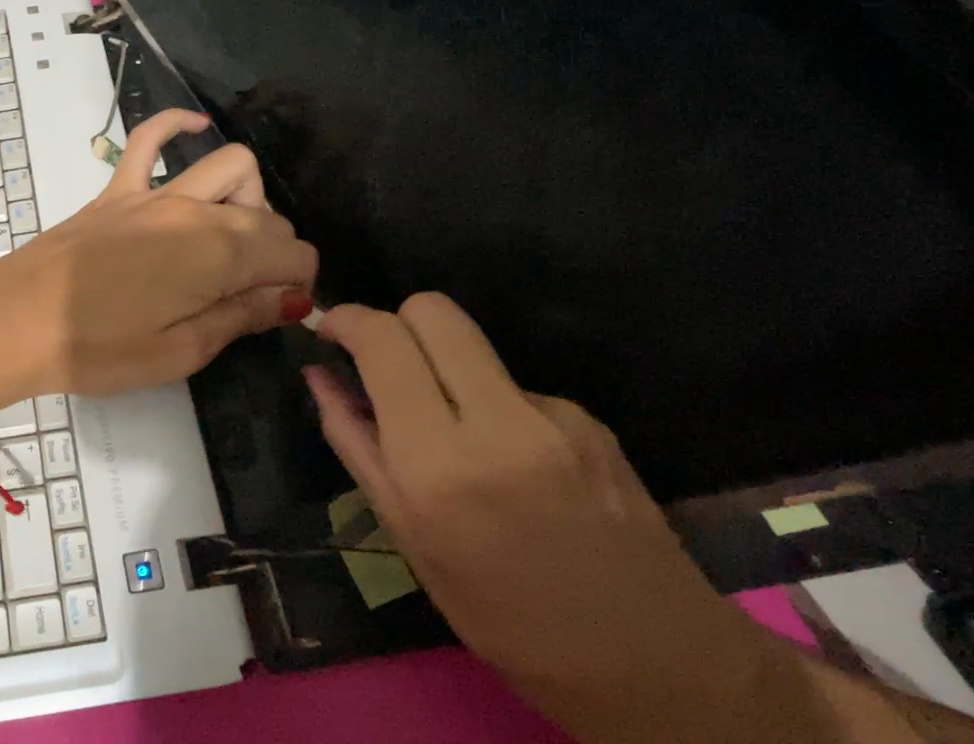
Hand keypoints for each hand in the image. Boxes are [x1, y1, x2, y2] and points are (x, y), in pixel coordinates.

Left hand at [0, 109, 316, 412]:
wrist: (14, 322)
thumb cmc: (96, 349)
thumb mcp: (178, 352)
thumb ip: (239, 318)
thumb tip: (289, 301)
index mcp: (218, 256)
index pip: (292, 252)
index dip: (300, 282)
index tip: (285, 307)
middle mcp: (195, 211)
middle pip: (266, 213)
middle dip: (276, 249)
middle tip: (254, 291)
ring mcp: (153, 194)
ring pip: (230, 166)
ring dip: (247, 196)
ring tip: (229, 236)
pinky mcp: (116, 190)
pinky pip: (148, 137)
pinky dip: (177, 124)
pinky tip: (196, 127)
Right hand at [306, 295, 782, 740]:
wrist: (654, 661)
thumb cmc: (501, 617)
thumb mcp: (407, 537)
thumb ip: (355, 443)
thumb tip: (319, 376)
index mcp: (438, 463)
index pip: (385, 341)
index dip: (346, 319)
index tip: (329, 331)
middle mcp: (498, 421)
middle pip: (433, 311)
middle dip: (395, 323)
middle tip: (381, 367)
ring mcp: (554, 415)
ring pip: (472, 350)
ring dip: (443, 373)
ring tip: (452, 442)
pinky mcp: (590, 420)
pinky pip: (513, 387)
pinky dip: (490, 409)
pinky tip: (510, 467)